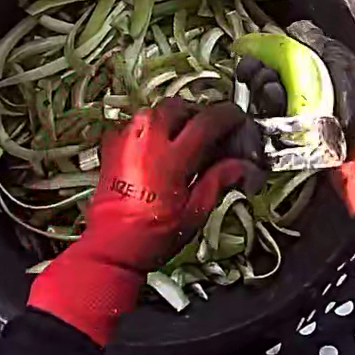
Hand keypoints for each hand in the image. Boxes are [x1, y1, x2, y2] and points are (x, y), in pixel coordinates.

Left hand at [28, 99, 262, 344]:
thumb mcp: (196, 211)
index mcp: (171, 157)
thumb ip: (220, 179)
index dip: (229, 117)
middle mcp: (146, 140)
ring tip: (187, 140)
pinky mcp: (112, 145)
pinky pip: (137, 123)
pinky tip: (160, 147)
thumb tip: (243, 166)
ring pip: (157, 110)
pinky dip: (153, 128)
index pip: (208, 119)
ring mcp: (126, 140)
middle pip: (182, 106)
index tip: (237, 121)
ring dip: (176, 118)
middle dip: (200, 115)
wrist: (112, 247)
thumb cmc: (150, 236)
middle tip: (213, 133)